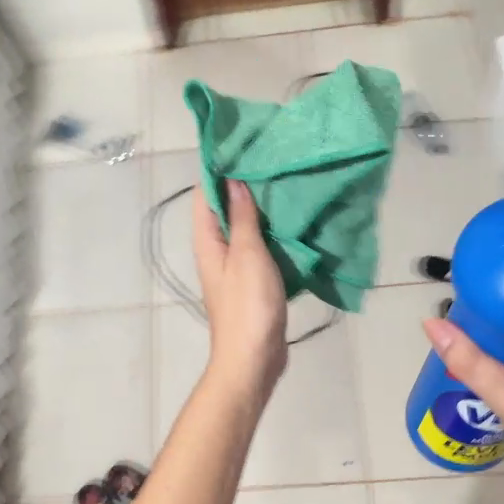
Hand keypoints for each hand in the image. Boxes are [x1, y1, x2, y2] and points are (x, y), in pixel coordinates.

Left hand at [195, 180, 286, 395]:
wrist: (254, 359)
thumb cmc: (247, 305)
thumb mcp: (247, 254)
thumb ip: (241, 218)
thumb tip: (235, 181)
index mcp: (207, 241)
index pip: (206, 194)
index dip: (220, 168)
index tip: (244, 145)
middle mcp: (217, 250)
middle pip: (226, 209)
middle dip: (247, 186)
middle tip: (276, 160)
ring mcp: (236, 268)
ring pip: (247, 229)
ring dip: (264, 211)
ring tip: (289, 183)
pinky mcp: (255, 283)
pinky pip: (263, 250)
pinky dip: (276, 235)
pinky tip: (297, 223)